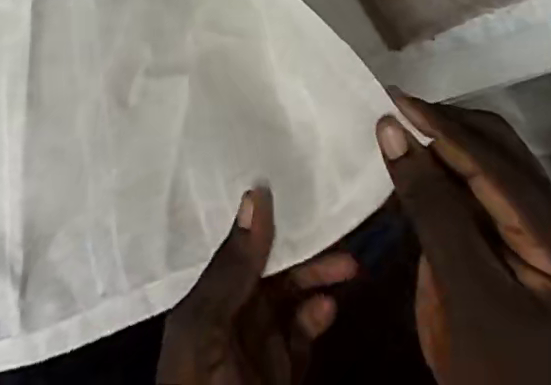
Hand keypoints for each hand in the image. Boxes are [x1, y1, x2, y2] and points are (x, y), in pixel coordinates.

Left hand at [157, 186, 359, 384]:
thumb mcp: (205, 331)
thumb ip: (230, 270)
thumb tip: (254, 196)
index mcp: (203, 300)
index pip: (233, 247)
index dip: (260, 218)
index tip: (290, 183)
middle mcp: (229, 318)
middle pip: (268, 269)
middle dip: (301, 248)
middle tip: (336, 226)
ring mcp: (257, 349)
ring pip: (290, 299)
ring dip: (316, 278)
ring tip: (347, 265)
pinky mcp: (281, 375)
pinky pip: (302, 337)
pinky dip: (316, 318)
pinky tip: (328, 307)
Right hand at [377, 89, 550, 384]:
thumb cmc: (484, 370)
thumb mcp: (456, 288)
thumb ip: (429, 205)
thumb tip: (391, 130)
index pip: (502, 172)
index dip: (447, 131)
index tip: (398, 101)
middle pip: (510, 158)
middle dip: (452, 129)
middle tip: (399, 108)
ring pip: (502, 167)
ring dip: (454, 143)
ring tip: (407, 125)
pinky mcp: (530, 245)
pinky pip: (493, 190)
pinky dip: (456, 169)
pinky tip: (426, 159)